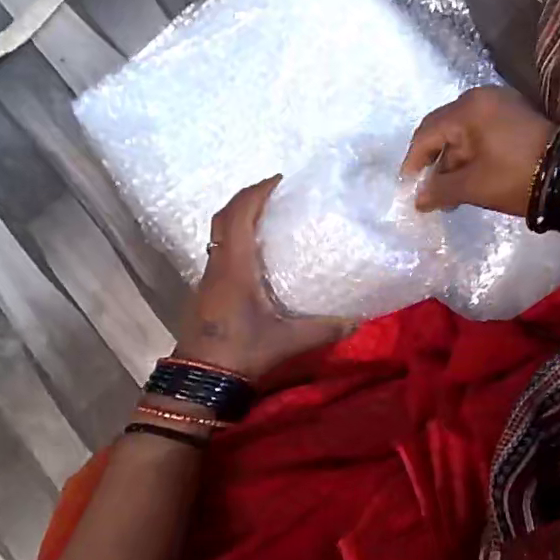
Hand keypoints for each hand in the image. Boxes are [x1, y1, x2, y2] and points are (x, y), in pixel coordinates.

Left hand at [174, 176, 350, 377]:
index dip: (256, 192)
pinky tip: (255, 255)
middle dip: (245, 199)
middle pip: (223, 218)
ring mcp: (208, 278)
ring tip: (266, 218)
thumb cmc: (242, 352)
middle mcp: (218, 266)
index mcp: (236, 268)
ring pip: (218, 235)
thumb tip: (358, 322)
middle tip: (272, 192)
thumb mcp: (288, 340)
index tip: (278, 180)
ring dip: (238, 219)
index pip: (239, 216)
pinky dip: (235, 239)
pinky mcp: (206, 291)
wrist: (201, 378)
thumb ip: (324, 329)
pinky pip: (219, 252)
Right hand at [400, 86, 554, 215]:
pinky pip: (482, 132)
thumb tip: (418, 199)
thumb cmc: (516, 177)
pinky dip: (472, 153)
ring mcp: (501, 104)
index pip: (426, 133)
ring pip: (463, 132)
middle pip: (444, 129)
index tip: (408, 186)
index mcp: (468, 109)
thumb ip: (440, 190)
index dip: (413, 162)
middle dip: (434, 162)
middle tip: (430, 191)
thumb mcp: (474, 187)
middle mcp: (482, 97)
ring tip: (451, 193)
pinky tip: (470, 177)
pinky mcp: (516, 115)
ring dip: (454, 161)